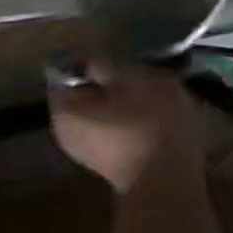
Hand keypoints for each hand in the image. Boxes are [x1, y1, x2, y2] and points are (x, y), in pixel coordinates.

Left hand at [49, 58, 205, 193]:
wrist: (167, 178)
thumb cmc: (151, 123)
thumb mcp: (136, 81)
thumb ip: (110, 66)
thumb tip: (93, 60)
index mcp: (65, 111)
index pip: (68, 72)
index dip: (92, 58)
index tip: (122, 54)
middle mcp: (67, 131)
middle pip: (86, 92)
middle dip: (113, 79)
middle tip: (144, 70)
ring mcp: (86, 149)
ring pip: (103, 108)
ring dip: (126, 96)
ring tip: (156, 88)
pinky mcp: (109, 159)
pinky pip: (115, 124)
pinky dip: (132, 114)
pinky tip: (156, 112)